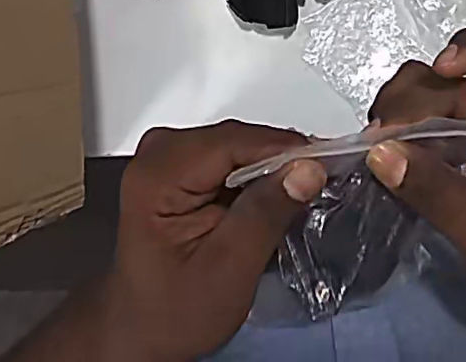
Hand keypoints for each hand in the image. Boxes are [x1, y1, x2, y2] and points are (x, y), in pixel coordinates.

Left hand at [4, 121, 326, 361]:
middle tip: (321, 177)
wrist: (140, 328)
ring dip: (269, 164)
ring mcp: (166, 152)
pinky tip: (275, 191)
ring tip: (305, 185)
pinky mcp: (177, 161)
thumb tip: (307, 168)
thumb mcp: (228, 270)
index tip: (326, 160)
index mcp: (158, 172)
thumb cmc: (174, 309)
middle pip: (233, 139)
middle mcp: (158, 150)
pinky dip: (254, 171)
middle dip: (279, 157)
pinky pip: (226, 154)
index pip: (231, 143)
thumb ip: (266, 214)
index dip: (282, 148)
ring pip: (234, 144)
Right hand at [366, 28, 465, 361]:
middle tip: (382, 131)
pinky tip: (384, 147)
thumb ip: (441, 194)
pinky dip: (402, 129)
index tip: (441, 67)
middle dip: (417, 98)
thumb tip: (381, 152)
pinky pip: (428, 122)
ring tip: (379, 137)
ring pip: (437, 94)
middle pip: (460, 79)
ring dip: (403, 108)